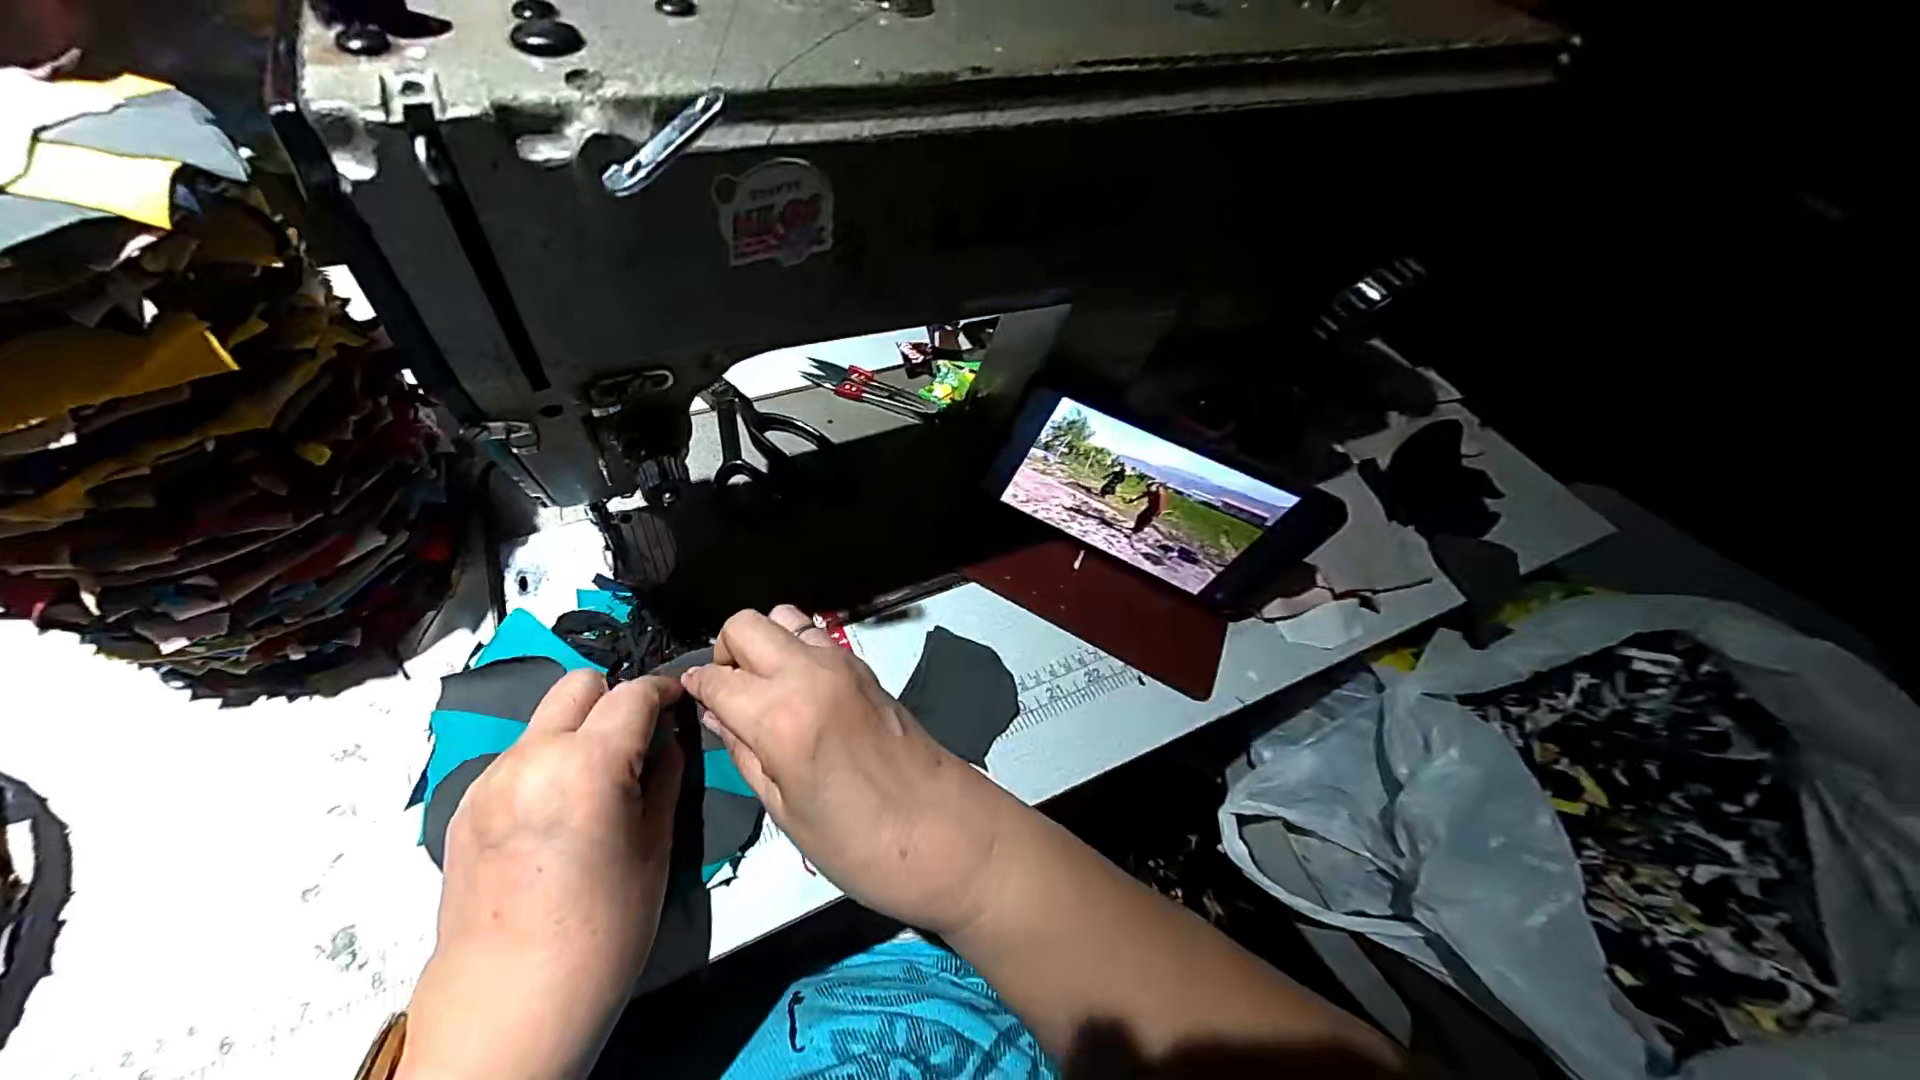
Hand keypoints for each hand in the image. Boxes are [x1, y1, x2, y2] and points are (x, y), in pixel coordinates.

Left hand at [398, 671, 683, 1079]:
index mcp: (585, 767)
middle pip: (579, 685)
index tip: (680, 701)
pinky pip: (519, 756)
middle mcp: (530, 759)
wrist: (507, 1004)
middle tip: (638, 740)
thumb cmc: (603, 930)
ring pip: (547, 720)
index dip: (664, 690)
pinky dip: (549, 761)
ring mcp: (489, 780)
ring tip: (599, 782)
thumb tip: (666, 740)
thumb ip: (663, 777)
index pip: (633, 694)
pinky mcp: (465, 806)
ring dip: (580, 731)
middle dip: (615, 699)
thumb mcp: (656, 847)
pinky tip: (559, 812)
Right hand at [682, 605, 1017, 935]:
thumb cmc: (862, 842)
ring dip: (765, 644)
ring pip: (786, 618)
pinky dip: (797, 650)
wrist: (947, 831)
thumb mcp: (785, 810)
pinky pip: (818, 638)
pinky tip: (799, 693)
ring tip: (765, 690)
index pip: (715, 676)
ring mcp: (844, 664)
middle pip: (746, 624)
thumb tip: (717, 714)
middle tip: (729, 693)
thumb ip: (743, 752)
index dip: (695, 685)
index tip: (692, 697)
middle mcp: (811, 674)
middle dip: (726, 651)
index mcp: (781, 715)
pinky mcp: (867, 669)